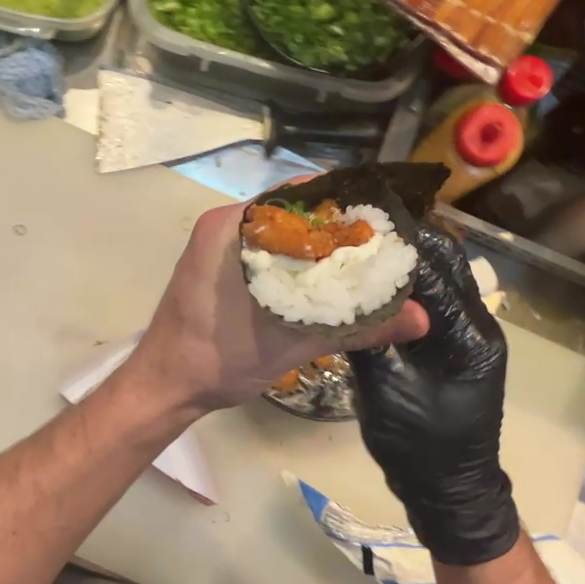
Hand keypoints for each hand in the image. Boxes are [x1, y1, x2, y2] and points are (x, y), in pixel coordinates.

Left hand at [125, 202, 427, 413]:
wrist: (164, 389)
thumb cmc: (215, 360)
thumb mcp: (291, 343)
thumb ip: (355, 327)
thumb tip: (420, 319)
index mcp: (231, 227)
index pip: (302, 195)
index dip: (347, 204)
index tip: (386, 222)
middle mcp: (224, 225)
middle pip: (295, 212)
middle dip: (339, 229)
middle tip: (384, 248)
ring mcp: (218, 246)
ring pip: (282, 234)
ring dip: (318, 248)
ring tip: (363, 265)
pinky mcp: (217, 267)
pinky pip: (267, 252)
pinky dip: (296, 263)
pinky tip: (326, 284)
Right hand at [350, 223, 517, 565]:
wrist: (448, 491)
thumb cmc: (420, 446)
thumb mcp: (386, 393)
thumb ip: (369, 339)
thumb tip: (343, 288)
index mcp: (470, 334)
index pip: (435, 268)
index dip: (397, 242)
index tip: (354, 222)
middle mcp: (477, 324)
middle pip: (444, 262)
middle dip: (402, 241)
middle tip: (352, 226)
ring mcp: (468, 334)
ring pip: (438, 278)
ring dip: (404, 261)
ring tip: (356, 246)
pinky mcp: (453, 345)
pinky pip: (431, 301)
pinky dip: (403, 287)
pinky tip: (367, 283)